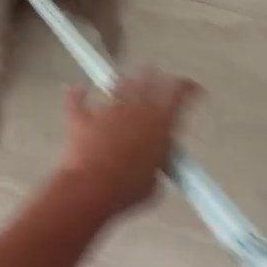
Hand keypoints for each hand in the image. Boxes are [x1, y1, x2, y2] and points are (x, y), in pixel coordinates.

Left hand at [56, 70, 200, 217]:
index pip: (179, 92)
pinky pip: (75, 100)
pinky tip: (74, 90)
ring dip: (122, 83)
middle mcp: (135, 108)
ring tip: (123, 82)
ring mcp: (106, 111)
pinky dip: (75, 95)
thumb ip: (156, 163)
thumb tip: (153, 164)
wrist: (90, 189)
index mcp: (160, 122)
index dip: (187, 88)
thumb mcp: (154, 181)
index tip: (192, 89)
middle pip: (148, 79)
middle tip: (156, 77)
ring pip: (117, 85)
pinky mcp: (80, 118)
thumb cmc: (128, 189)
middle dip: (154, 77)